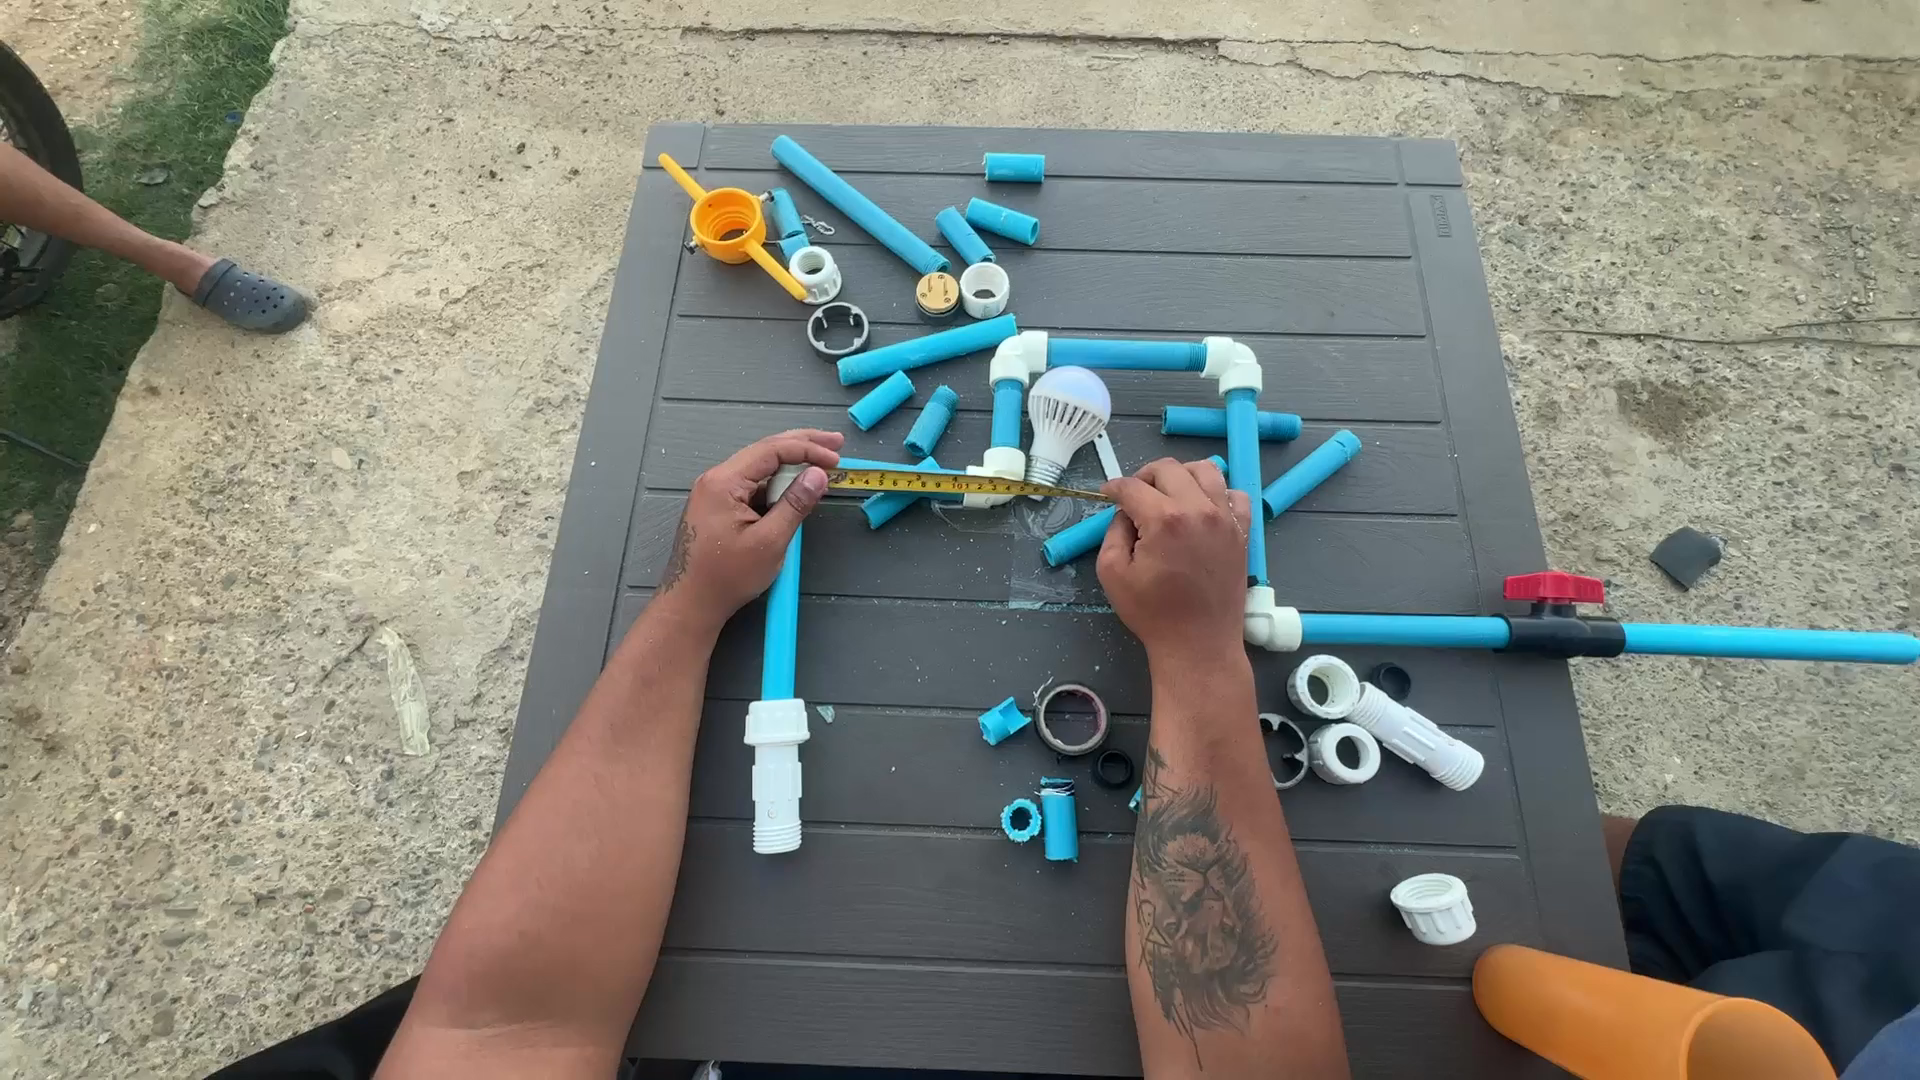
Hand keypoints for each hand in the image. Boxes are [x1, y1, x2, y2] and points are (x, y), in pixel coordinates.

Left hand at [656, 429, 843, 620]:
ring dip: (792, 463)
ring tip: (822, 460)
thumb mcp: (770, 541)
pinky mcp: (720, 506)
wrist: (691, 603)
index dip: (808, 450)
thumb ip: (796, 504)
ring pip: (761, 467)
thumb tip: (818, 475)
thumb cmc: (726, 577)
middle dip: (803, 444)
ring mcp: (716, 492)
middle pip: (765, 450)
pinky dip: (779, 482)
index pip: (772, 450)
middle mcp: (716, 479)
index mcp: (724, 482)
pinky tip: (797, 484)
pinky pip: (754, 485)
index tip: (835, 458)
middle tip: (836, 442)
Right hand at [1096, 458, 1253, 663]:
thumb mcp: (1112, 573)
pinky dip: (1218, 492)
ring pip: (1206, 470)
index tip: (1107, 494)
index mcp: (1163, 520)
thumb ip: (1113, 533)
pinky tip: (1203, 508)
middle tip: (1135, 496)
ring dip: (1181, 475)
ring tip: (1169, 494)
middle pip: (1168, 469)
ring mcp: (1225, 519)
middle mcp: (1198, 510)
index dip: (1114, 487)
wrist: (1198, 643)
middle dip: (1144, 476)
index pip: (1132, 487)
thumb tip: (1125, 513)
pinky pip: (1236, 495)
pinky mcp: (1242, 532)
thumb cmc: (1152, 613)